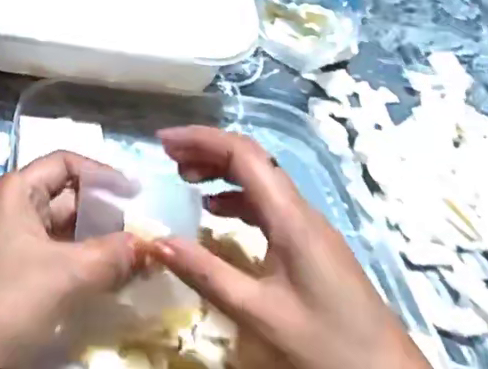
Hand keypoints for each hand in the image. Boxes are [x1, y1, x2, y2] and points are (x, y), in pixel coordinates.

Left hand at [0, 151, 143, 367]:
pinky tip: (117, 276)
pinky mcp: (23, 268)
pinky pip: (62, 253)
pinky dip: (89, 260)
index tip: (137, 193)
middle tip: (146, 229)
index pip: (64, 162)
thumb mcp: (66, 274)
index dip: (101, 173)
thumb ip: (111, 256)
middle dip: (107, 211)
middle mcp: (16, 205)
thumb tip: (148, 245)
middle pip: (68, 194)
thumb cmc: (12, 298)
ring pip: (68, 227)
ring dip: (102, 239)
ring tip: (141, 255)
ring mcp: (18, 237)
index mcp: (17, 190)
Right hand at [151, 126, 426, 368]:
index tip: (163, 143)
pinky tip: (215, 213)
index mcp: (291, 217)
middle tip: (167, 156)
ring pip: (259, 179)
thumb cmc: (331, 348)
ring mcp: (309, 228)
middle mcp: (301, 212)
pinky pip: (267, 203)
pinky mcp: (312, 246)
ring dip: (219, 170)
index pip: (242, 152)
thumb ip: (208, 275)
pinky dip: (235, 196)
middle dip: (206, 149)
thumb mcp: (262, 315)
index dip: (200, 138)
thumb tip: (155, 240)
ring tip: (184, 179)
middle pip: (250, 158)